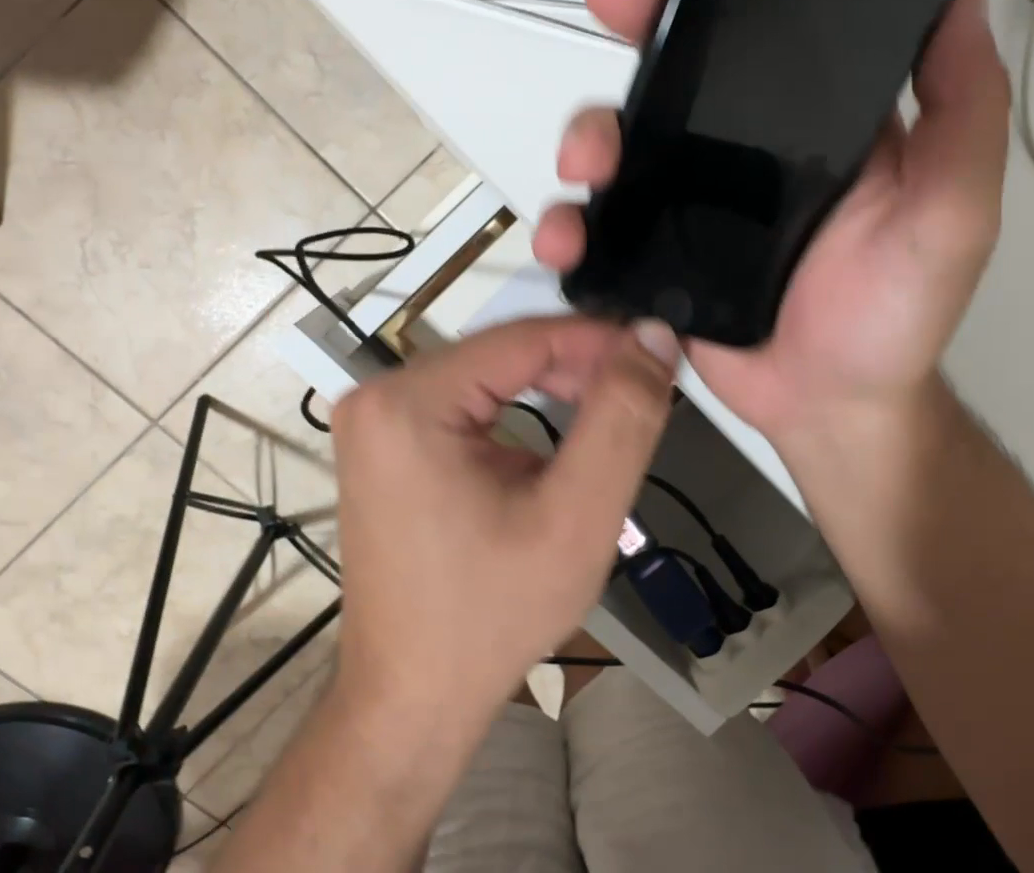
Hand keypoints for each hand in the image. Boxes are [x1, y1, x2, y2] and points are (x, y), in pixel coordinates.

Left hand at [328, 316, 680, 719]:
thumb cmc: (491, 615)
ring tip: (609, 425)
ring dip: (552, 395)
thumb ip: (622, 420)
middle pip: (501, 355)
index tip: (657, 356)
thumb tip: (654, 338)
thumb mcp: (576, 517)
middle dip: (577, 371)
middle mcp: (377, 398)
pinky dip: (517, 420)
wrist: (415, 696)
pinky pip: (464, 410)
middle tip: (641, 398)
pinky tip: (556, 452)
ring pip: (487, 380)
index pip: (522, 337)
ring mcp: (375, 425)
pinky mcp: (385, 450)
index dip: (599, 340)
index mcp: (407, 403)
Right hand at [534, 0, 1010, 443]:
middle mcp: (744, 154)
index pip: (760, 41)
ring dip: (588, 137)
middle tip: (607, 11)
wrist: (832, 406)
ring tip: (585, 168)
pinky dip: (570, 228)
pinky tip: (564, 241)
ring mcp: (691, 206)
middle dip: (634, 38)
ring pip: (623, 148)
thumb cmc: (897, 316)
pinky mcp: (656, 259)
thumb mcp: (953, 211)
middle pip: (675, 79)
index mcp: (810, 127)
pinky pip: (601, 230)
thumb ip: (962, 113)